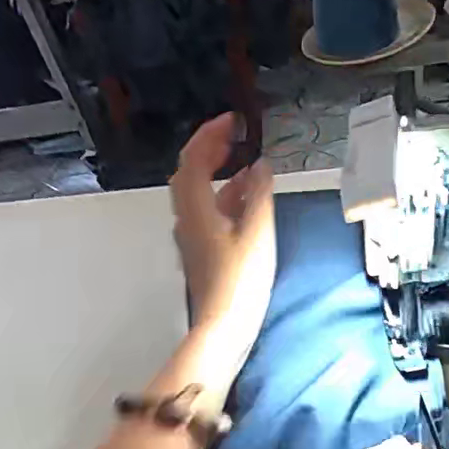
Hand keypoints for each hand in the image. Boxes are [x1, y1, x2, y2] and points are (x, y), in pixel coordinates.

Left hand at [171, 114, 276, 358]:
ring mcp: (192, 237)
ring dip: (217, 173)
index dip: (211, 134)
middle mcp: (187, 218)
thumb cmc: (240, 281)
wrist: (223, 327)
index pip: (194, 158)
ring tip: (245, 164)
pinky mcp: (202, 252)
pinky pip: (207, 212)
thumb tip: (260, 165)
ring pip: (198, 193)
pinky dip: (223, 197)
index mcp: (196, 208)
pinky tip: (244, 201)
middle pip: (189, 173)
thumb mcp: (257, 233)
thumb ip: (258, 195)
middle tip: (235, 136)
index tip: (234, 121)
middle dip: (210, 149)